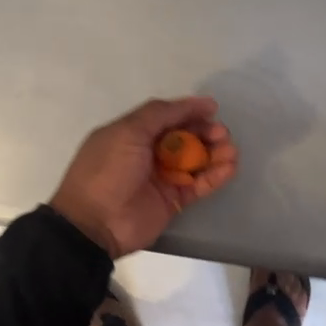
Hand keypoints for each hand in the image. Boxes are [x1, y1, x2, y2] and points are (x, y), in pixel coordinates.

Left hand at [49, 97, 237, 257]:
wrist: (94, 223)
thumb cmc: (107, 170)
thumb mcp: (128, 132)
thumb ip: (160, 114)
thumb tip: (196, 103)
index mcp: (132, 133)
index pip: (167, 117)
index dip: (190, 111)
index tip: (213, 109)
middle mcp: (148, 153)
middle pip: (184, 137)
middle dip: (205, 133)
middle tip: (222, 134)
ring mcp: (162, 178)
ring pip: (195, 161)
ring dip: (214, 153)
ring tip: (230, 151)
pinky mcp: (173, 200)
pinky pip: (198, 184)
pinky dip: (215, 176)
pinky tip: (229, 167)